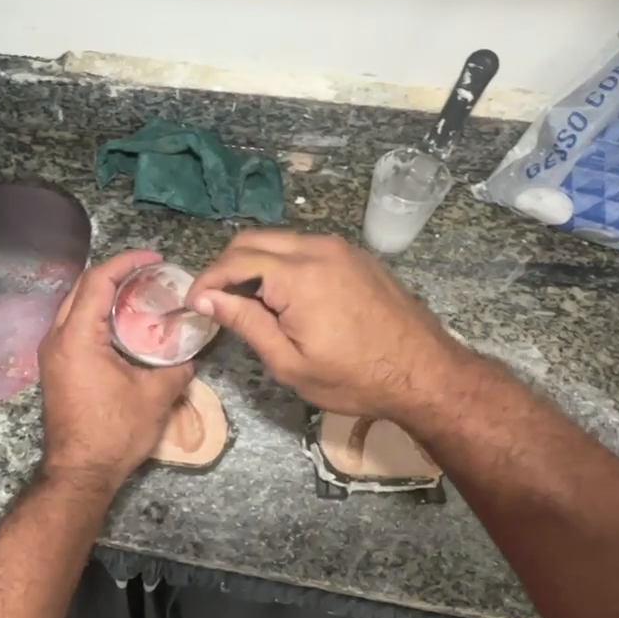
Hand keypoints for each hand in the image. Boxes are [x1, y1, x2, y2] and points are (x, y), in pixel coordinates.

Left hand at [38, 250, 196, 487]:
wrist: (80, 472)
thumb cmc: (115, 433)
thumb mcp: (155, 396)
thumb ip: (177, 367)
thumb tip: (191, 355)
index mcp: (76, 337)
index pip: (97, 280)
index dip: (126, 262)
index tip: (154, 259)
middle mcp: (56, 339)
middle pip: (81, 287)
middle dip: (114, 274)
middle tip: (148, 274)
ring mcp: (51, 354)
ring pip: (74, 306)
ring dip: (103, 294)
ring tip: (138, 294)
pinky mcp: (54, 368)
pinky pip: (73, 326)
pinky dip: (96, 315)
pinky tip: (122, 325)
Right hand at [186, 231, 470, 418]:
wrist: (425, 373)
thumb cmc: (354, 378)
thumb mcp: (289, 362)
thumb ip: (245, 322)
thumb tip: (206, 298)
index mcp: (298, 275)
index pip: (234, 261)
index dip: (207, 281)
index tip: (193, 304)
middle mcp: (317, 248)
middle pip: (252, 239)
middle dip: (225, 266)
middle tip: (214, 300)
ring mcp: (340, 248)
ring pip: (279, 240)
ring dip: (253, 262)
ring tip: (245, 301)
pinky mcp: (355, 255)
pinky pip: (304, 247)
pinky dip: (281, 263)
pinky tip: (281, 295)